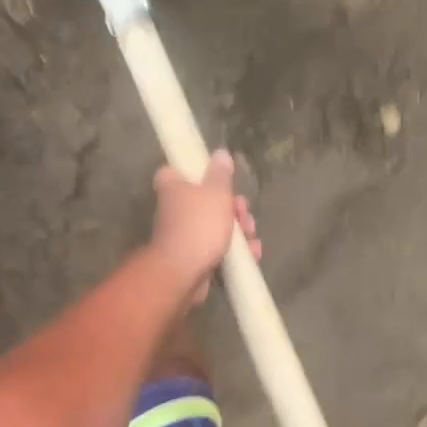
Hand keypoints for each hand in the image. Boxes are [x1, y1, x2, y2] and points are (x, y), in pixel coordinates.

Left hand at [148, 149, 259, 303]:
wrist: (183, 273)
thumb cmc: (198, 225)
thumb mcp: (216, 192)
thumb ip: (221, 173)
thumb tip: (220, 154)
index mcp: (174, 186)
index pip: (179, 170)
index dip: (199, 172)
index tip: (219, 178)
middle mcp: (175, 209)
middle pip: (207, 200)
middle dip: (233, 207)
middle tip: (243, 213)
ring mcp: (184, 235)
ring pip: (216, 226)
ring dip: (239, 230)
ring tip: (251, 236)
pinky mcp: (194, 258)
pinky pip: (218, 249)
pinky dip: (236, 251)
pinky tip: (252, 254)